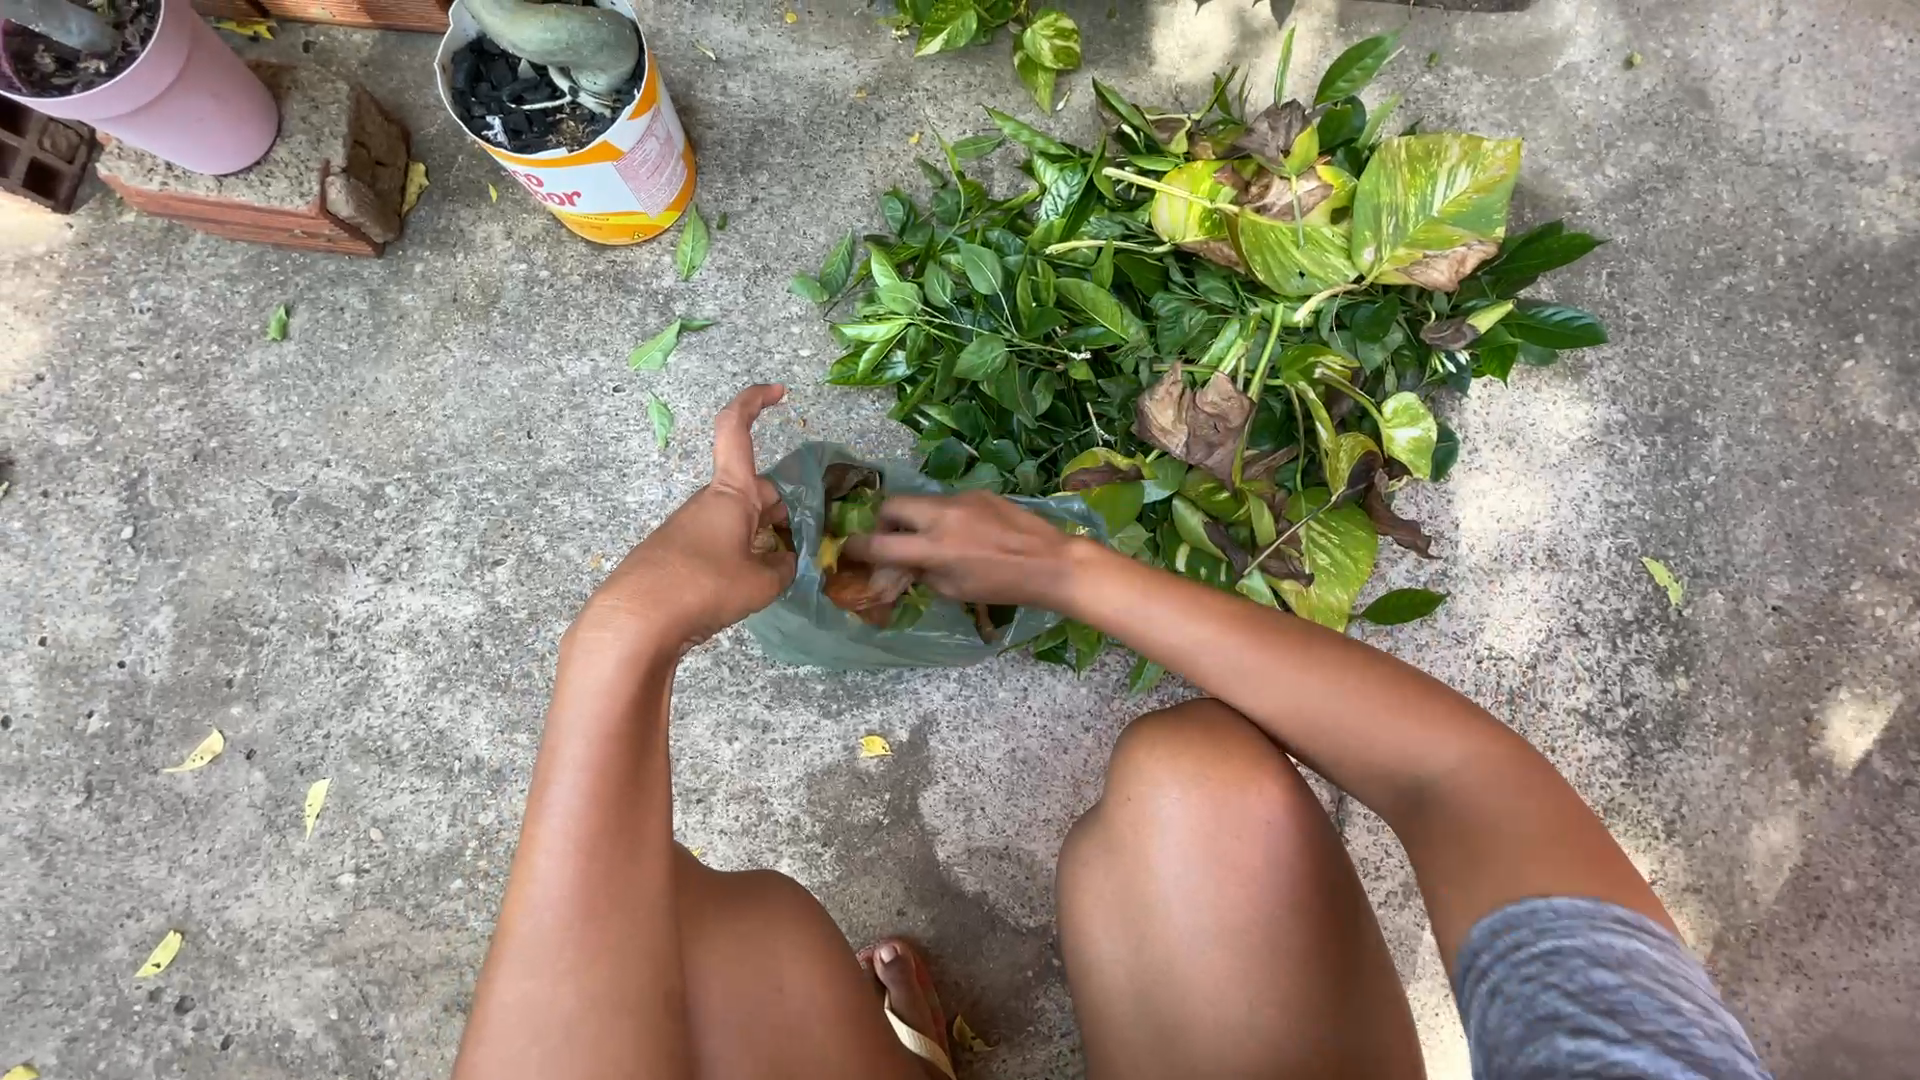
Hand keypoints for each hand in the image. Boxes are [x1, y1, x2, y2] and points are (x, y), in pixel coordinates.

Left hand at [570, 384, 796, 654]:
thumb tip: (787, 562)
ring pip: (741, 522)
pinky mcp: (679, 558)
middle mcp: (709, 504)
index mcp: (731, 493)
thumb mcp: (763, 582)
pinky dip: (745, 558)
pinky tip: (753, 587)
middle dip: (786, 510)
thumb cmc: (704, 586)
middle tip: (810, 541)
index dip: (755, 401)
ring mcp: (691, 530)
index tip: (779, 392)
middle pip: (755, 491)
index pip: (735, 428)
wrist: (635, 623)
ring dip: (767, 538)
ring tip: (786, 571)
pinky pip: (723, 546)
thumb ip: (784, 567)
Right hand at [841, 491, 1099, 609]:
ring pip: (921, 502)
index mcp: (933, 547)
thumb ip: (922, 574)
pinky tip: (965, 534)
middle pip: (891, 505)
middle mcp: (941, 516)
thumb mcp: (955, 590)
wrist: (1050, 561)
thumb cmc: (1003, 586)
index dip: (856, 547)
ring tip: (934, 540)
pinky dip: (944, 517)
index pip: (878, 544)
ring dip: (916, 519)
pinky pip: (948, 501)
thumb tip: (903, 567)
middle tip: (893, 540)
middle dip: (883, 522)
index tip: (848, 549)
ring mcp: (960, 499)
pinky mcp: (978, 492)